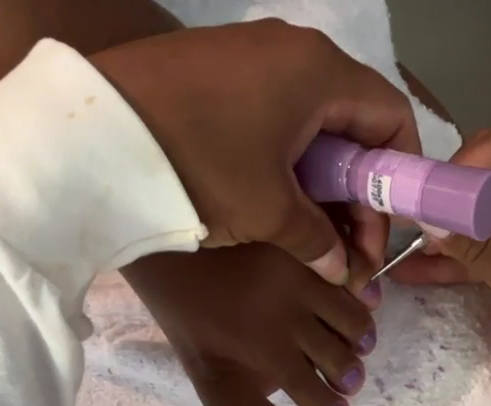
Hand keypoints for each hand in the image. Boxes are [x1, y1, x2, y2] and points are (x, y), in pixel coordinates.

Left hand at [91, 19, 419, 285]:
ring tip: (313, 239)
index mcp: (320, 73)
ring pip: (314, 126)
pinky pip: (276, 118)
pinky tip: (276, 206)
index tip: (384, 228)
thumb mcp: (267, 212)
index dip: (399, 178)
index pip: (392, 118)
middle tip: (348, 251)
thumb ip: (317, 241)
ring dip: (322, 186)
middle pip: (355, 125)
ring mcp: (254, 58)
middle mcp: (295, 52)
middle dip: (358, 195)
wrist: (91, 130)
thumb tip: (340, 268)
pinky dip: (288, 165)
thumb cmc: (197, 165)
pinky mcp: (220, 73)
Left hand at [123, 246, 378, 405]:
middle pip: (343, 365)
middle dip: (347, 378)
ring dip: (358, 341)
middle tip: (343, 379)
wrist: (170, 233)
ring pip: (355, 326)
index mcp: (261, 359)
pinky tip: (350, 303)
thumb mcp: (208, 373)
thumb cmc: (190, 314)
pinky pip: (354, 280)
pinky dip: (360, 298)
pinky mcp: (307, 248)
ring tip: (352, 345)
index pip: (318, 399)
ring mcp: (299, 284)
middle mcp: (286, 325)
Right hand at [389, 129, 490, 389]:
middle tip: (405, 217)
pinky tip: (410, 270)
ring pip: (482, 213)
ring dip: (444, 231)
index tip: (427, 196)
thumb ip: (483, 247)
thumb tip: (428, 211)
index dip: (469, 168)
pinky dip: (452, 259)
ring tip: (397, 243)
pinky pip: (482, 247)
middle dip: (449, 200)